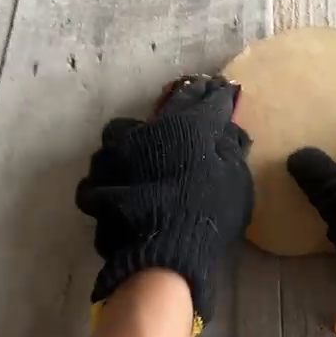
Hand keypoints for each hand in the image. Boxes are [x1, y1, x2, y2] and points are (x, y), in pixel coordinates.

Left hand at [75, 75, 252, 324]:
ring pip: (122, 133)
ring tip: (140, 144)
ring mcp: (118, 154)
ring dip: (133, 138)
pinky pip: (105, 172)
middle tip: (193, 94)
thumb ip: (231, 151)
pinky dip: (112, 174)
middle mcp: (151, 130)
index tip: (224, 88)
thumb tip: (229, 131)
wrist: (162, 248)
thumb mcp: (236, 181)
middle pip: (169, 106)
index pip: (210, 101)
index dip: (219, 94)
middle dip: (184, 98)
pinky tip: (116, 181)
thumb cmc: (209, 212)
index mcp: (189, 126)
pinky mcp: (99, 181)